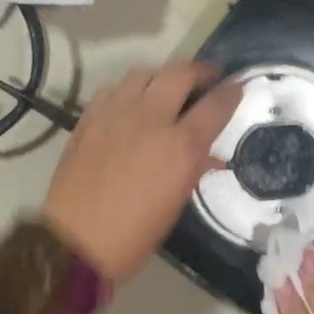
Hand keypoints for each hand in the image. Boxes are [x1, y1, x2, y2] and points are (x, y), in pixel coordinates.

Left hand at [42, 64, 243, 285]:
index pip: (215, 106)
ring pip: (143, 74)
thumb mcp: (175, 206)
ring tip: (166, 89)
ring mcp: (116, 114)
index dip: (231, 93)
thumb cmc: (134, 235)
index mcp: (179, 146)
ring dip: (161, 77)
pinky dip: (129, 90)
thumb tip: (209, 156)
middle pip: (180, 74)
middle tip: (207, 78)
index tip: (237, 87)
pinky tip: (130, 105)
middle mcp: (150, 119)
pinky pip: (113, 89)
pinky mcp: (89, 118)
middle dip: (199, 71)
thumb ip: (194, 172)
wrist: (75, 242)